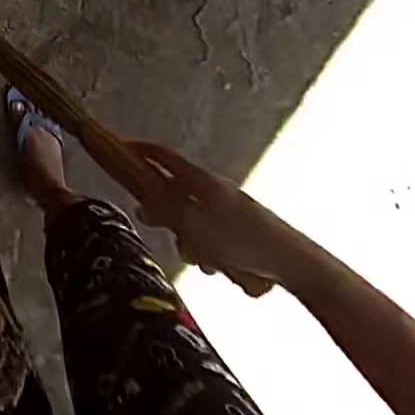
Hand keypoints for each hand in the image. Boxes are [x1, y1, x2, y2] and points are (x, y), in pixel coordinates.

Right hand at [128, 140, 308, 297]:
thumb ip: (164, 214)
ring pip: (191, 219)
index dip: (139, 150)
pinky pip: (210, 234)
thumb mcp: (194, 226)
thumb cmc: (241, 239)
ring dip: (192, 240)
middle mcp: (212, 189)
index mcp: (200, 180)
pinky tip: (222, 265)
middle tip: (171, 233)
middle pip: (174, 193)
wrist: (295, 263)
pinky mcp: (240, 228)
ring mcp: (227, 207)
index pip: (162, 156)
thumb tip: (141, 206)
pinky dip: (209, 249)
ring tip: (207, 259)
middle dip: (168, 217)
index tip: (119, 149)